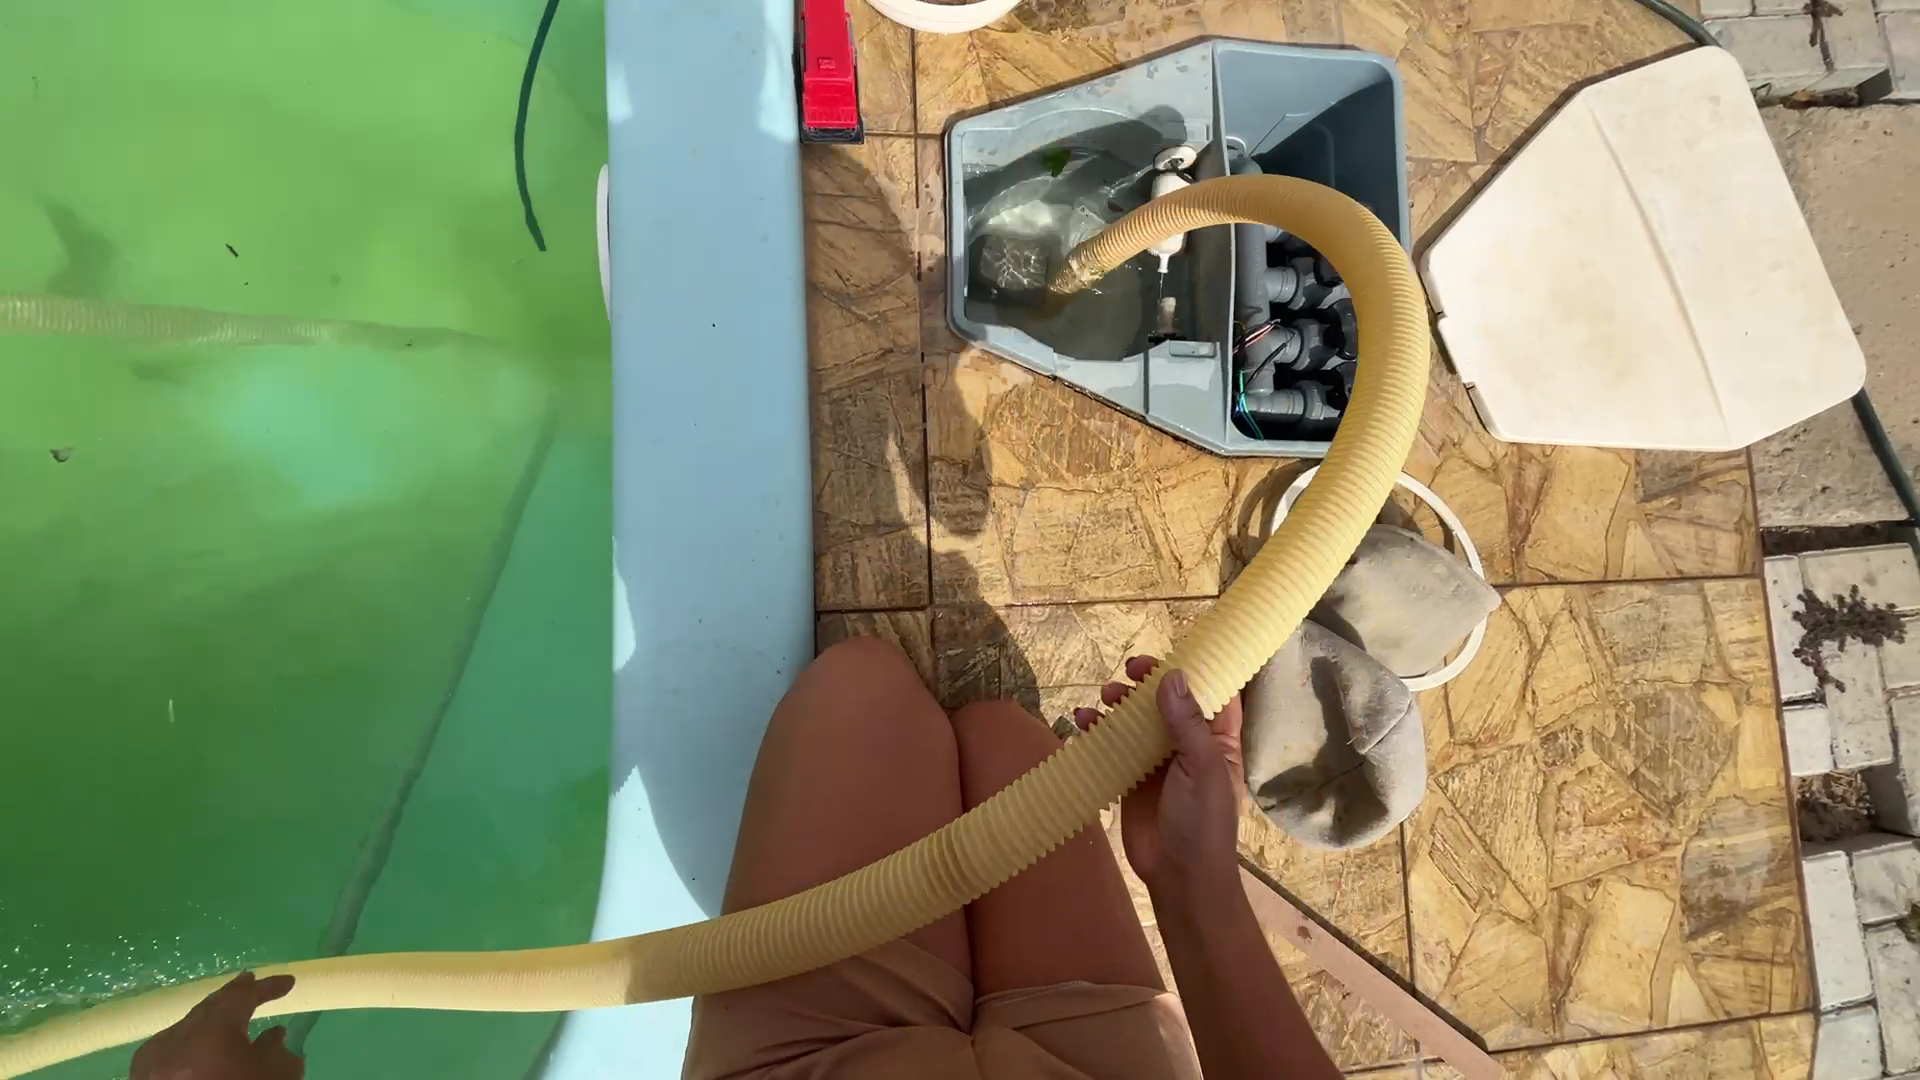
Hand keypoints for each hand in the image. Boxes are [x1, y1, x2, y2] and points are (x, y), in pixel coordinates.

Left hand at [131, 972, 303, 1079]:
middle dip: (230, 1000)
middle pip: (203, 1011)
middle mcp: (171, 1046)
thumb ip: (276, 1048)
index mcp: (209, 1033)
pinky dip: (186, 1048)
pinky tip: (199, 1057)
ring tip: (226, 1023)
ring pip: (178, 1034)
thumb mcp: (279, 1073)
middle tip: (251, 989)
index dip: (266, 987)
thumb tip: (269, 1039)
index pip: (240, 996)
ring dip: (205, 1024)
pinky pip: (164, 1058)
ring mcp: (145, 1074)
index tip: (289, 983)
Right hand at [1074, 656, 1245, 896]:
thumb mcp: (1201, 768)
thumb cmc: (1203, 821)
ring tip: (1104, 695)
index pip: (1213, 695)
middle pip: (1168, 701)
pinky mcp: (1130, 776)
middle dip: (1148, 681)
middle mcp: (1188, 745)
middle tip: (1129, 670)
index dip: (1195, 670)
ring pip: (1137, 718)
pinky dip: (1097, 729)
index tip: (1171, 652)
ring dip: (1120, 702)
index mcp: (1218, 741)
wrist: (1178, 876)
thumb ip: (1186, 723)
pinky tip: (1082, 721)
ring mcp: (1157, 760)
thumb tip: (1172, 676)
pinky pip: (1112, 743)